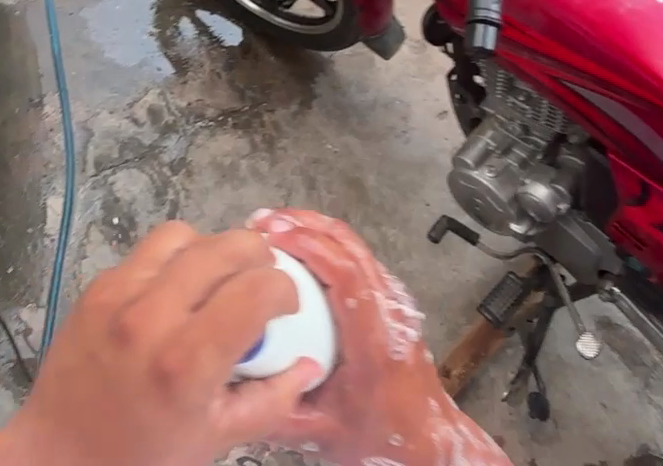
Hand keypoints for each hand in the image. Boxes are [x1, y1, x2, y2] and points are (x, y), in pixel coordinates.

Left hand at [0, 222, 320, 465]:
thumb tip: (309, 364)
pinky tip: (176, 288)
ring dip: (210, 247)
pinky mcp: (97, 287)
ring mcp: (119, 296)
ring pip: (181, 235)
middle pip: (222, 249)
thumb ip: (269, 400)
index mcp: (188, 364)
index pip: (255, 292)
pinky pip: (146, 251)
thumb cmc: (143, 456)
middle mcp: (153, 318)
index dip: (283, 288)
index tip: (286, 302)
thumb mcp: (215, 440)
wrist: (59, 454)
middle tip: (263, 274)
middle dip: (256, 253)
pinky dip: (171, 259)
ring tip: (219, 275)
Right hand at [251, 209, 512, 465]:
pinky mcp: (386, 295)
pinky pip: (354, 252)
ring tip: (273, 225)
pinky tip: (296, 243)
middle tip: (263, 221)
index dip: (309, 247)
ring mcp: (392, 299)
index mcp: (376, 342)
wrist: (427, 441)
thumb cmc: (383, 438)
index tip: (274, 237)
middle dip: (304, 224)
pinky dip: (322, 238)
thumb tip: (235, 378)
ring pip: (353, 243)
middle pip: (349, 245)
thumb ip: (278, 411)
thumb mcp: (324, 433)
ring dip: (312, 226)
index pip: (347, 275)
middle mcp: (389, 311)